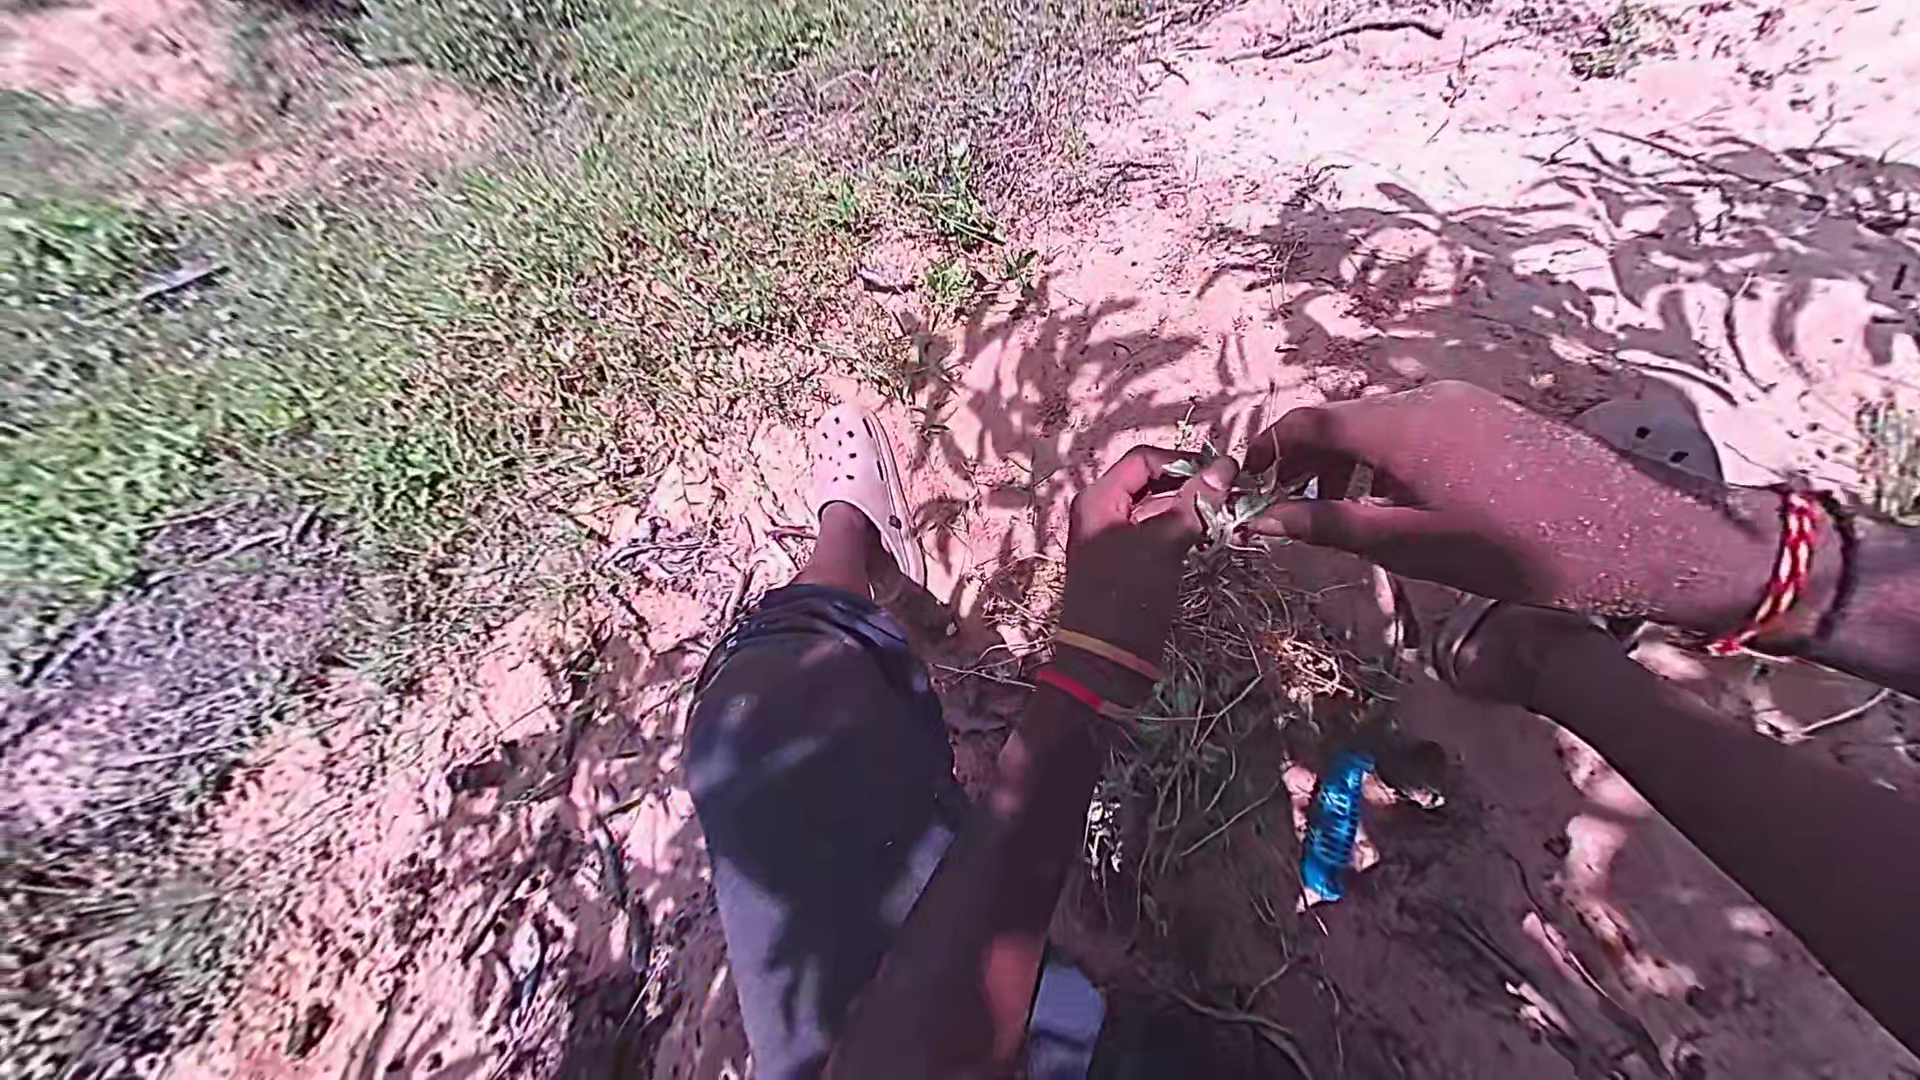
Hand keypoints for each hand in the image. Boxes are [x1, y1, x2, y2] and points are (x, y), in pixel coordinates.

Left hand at [1057, 447, 1235, 704]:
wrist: (1107, 662)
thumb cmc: (1126, 597)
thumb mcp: (1161, 543)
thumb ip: (1193, 502)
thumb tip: (1225, 467)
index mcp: (1098, 500)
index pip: (1143, 460)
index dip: (1183, 462)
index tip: (1223, 473)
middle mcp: (1103, 513)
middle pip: (1153, 483)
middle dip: (1193, 486)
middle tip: (1234, 494)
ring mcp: (1117, 540)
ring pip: (1161, 511)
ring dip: (1194, 511)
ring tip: (1233, 517)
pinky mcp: (1132, 564)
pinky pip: (1161, 536)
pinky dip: (1187, 533)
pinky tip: (1217, 537)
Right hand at [1243, 381, 1803, 634]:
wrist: (1643, 536)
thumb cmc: (1511, 547)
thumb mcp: (1405, 543)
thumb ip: (1324, 525)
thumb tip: (1256, 520)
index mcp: (1397, 427)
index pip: (1306, 422)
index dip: (1267, 447)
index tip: (1247, 479)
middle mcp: (1422, 400)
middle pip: (1337, 418)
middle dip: (1301, 457)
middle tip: (1286, 501)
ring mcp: (1459, 401)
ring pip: (1372, 420)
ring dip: (1340, 457)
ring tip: (1334, 502)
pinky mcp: (1486, 413)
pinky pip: (1409, 423)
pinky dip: (1378, 453)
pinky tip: (1389, 492)